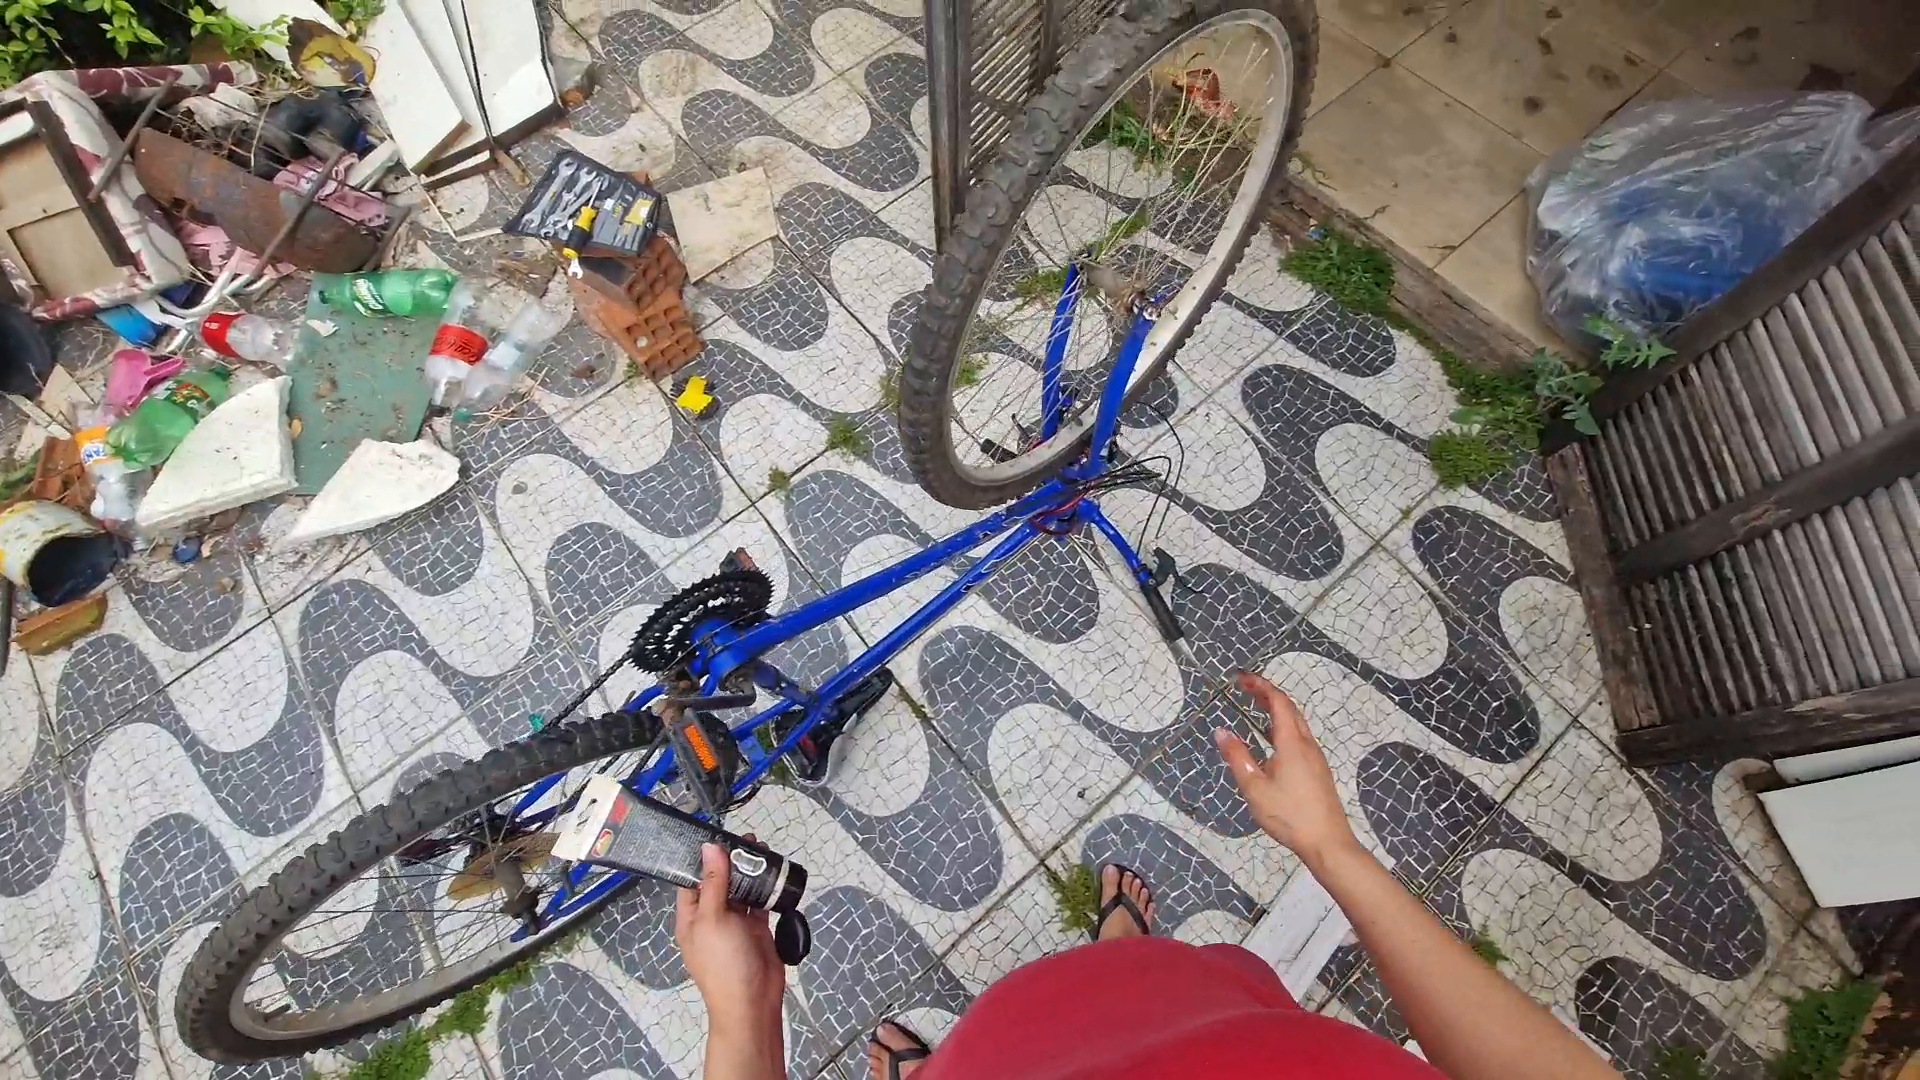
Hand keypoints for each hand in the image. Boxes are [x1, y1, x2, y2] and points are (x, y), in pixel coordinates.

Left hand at [674, 843, 784, 1037]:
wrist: (753, 1000)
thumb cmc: (724, 961)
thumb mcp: (714, 919)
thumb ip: (713, 882)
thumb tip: (709, 847)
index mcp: (692, 917)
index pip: (691, 880)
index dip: (702, 858)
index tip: (718, 833)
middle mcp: (712, 916)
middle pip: (720, 880)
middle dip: (732, 859)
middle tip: (749, 838)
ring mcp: (735, 922)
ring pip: (741, 888)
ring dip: (751, 869)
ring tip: (764, 848)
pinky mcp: (756, 926)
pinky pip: (759, 900)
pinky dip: (766, 885)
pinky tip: (774, 870)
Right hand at [1214, 672, 1357, 867]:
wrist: (1328, 844)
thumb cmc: (1289, 814)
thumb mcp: (1254, 787)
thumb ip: (1237, 757)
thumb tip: (1221, 731)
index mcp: (1291, 744)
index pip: (1279, 702)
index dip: (1261, 686)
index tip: (1241, 679)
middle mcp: (1307, 745)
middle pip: (1290, 709)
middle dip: (1268, 694)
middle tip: (1245, 689)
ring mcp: (1315, 758)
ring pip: (1297, 723)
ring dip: (1276, 710)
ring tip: (1255, 708)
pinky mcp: (1318, 771)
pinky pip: (1299, 737)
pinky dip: (1282, 726)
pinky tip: (1271, 740)